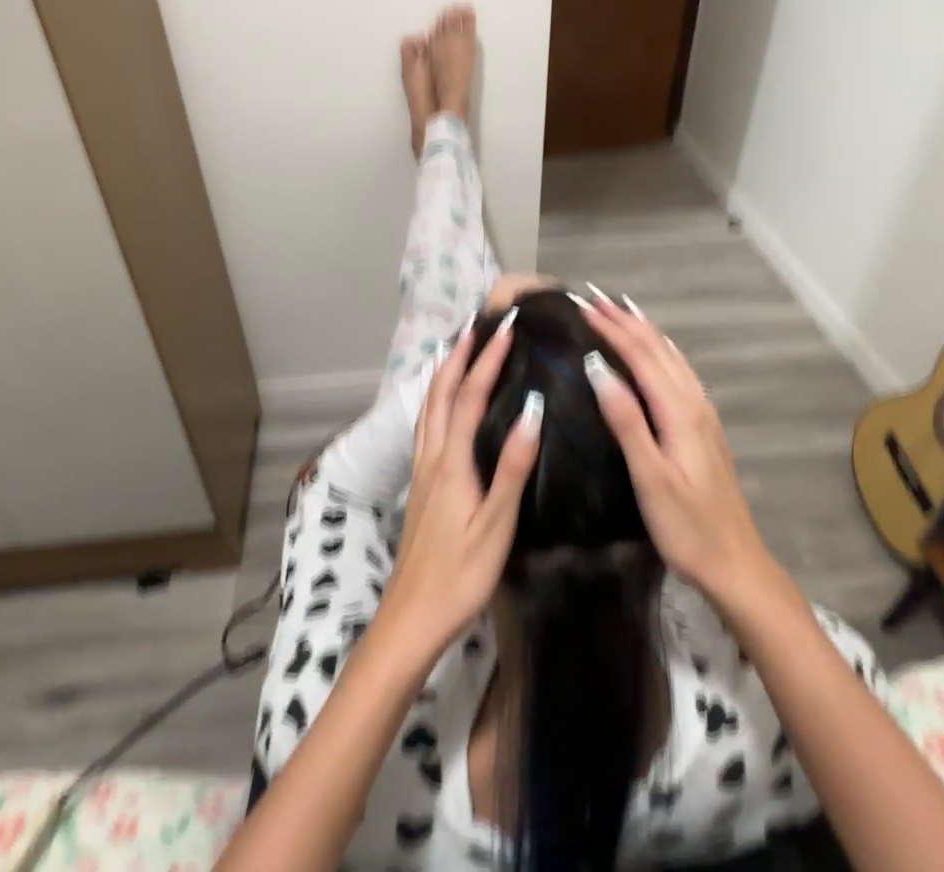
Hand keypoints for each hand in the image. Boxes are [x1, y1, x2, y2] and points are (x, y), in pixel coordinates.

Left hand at [378, 316, 541, 654]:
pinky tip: (444, 409)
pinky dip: (436, 403)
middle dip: (460, 356)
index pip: (468, 398)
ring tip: (460, 350)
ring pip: (428, 410)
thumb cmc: (460, 576)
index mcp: (450, 464)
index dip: (486, 360)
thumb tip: (531, 411)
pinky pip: (426, 429)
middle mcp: (431, 459)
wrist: (412, 618)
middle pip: (439, 395)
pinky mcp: (421, 489)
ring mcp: (422, 474)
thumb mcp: (496, 525)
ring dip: (444, 375)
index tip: (506, 328)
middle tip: (479, 325)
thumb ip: (512, 467)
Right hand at [579, 296, 778, 601]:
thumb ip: (626, 420)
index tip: (580, 305)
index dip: (611, 328)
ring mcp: (704, 416)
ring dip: (644, 331)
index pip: (641, 356)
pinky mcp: (705, 430)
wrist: (735, 561)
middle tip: (591, 297)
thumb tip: (598, 367)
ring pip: (672, 359)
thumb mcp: (650, 477)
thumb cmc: (686, 526)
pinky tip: (658, 354)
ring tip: (620, 310)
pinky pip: (680, 374)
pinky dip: (662, 353)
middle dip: (625, 320)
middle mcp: (695, 404)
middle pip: (658, 350)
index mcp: (680, 412)